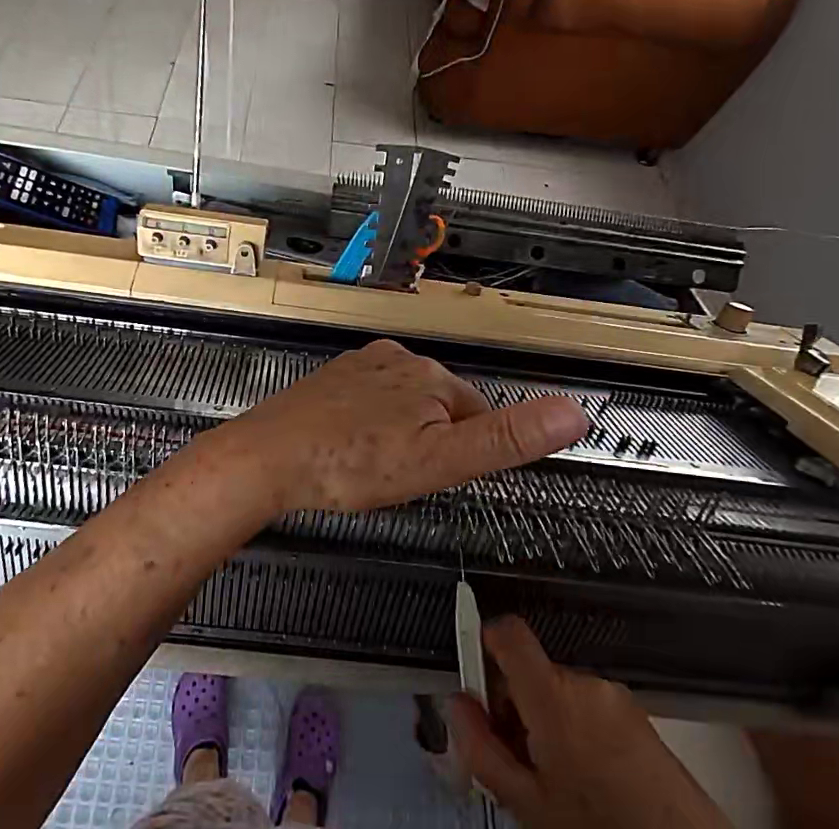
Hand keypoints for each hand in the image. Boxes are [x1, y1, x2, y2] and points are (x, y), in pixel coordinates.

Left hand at [186, 340, 587, 514]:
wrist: (267, 460)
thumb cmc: (349, 463)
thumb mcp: (439, 461)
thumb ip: (505, 438)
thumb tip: (571, 413)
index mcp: (430, 377)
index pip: (476, 412)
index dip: (466, 449)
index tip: (447, 473)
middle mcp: (395, 362)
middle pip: (439, 406)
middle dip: (431, 441)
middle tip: (406, 476)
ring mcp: (358, 369)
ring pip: (402, 405)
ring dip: (399, 434)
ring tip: (377, 468)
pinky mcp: (331, 382)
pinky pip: (367, 404)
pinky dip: (368, 427)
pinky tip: (351, 451)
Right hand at [449, 617, 732, 828]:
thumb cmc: (603, 825)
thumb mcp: (525, 800)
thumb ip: (481, 747)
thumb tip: (459, 707)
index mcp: (554, 696)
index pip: (509, 632)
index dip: (483, 639)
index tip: (473, 666)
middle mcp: (585, 684)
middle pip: (530, 670)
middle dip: (513, 703)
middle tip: (512, 752)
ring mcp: (613, 696)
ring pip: (557, 690)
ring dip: (543, 719)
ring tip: (551, 774)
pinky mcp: (632, 711)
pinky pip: (586, 703)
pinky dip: (572, 726)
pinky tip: (579, 773)